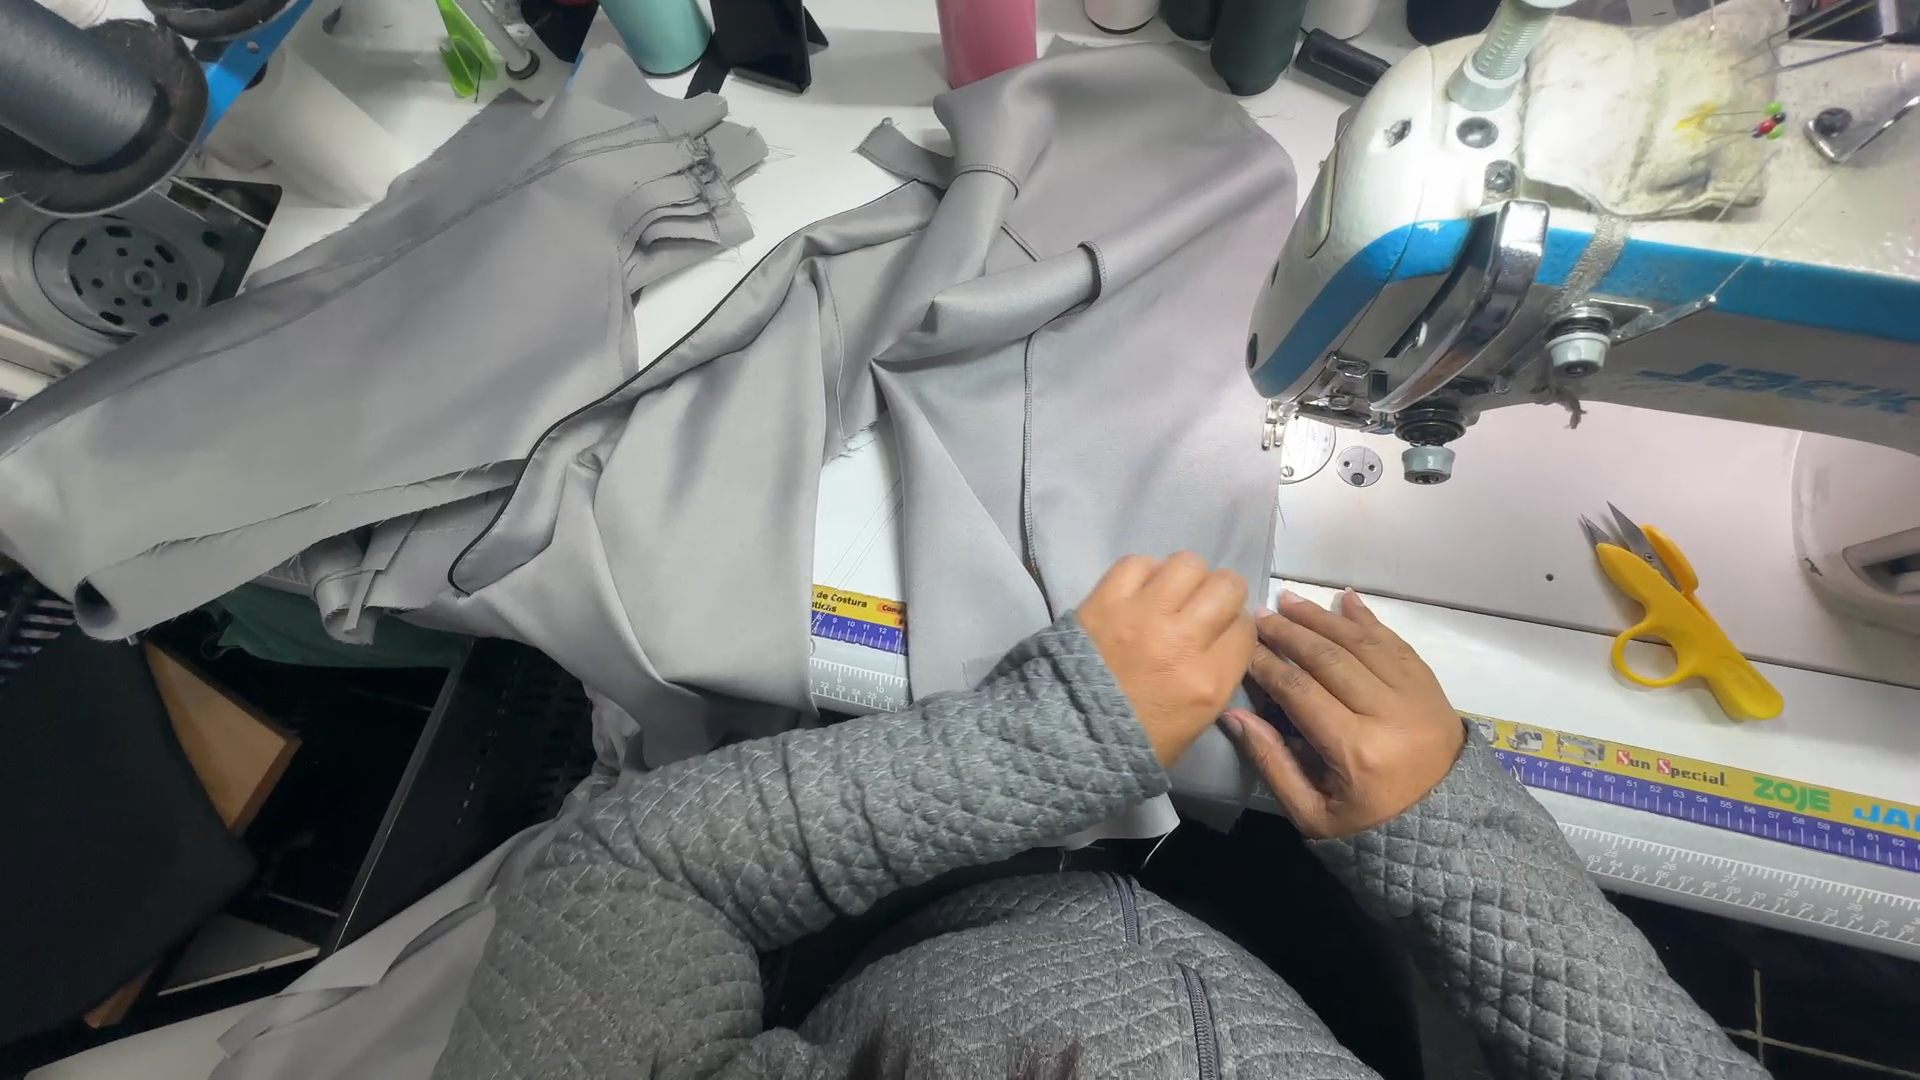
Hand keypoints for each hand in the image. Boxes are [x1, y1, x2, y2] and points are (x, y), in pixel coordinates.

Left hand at [1076, 554, 1257, 766]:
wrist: (1068, 735)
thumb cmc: (1135, 739)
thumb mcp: (1196, 723)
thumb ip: (1217, 676)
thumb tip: (1221, 638)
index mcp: (1208, 681)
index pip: (1245, 628)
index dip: (1235, 625)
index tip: (1220, 630)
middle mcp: (1181, 640)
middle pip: (1226, 586)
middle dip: (1221, 593)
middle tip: (1200, 605)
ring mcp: (1141, 616)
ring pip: (1187, 565)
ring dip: (1185, 577)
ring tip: (1170, 593)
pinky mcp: (1104, 601)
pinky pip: (1136, 562)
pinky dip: (1143, 571)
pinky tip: (1139, 589)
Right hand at [1221, 589, 1464, 837]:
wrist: (1454, 844)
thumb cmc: (1371, 832)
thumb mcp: (1311, 814)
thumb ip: (1271, 762)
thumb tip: (1234, 714)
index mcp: (1357, 752)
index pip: (1299, 690)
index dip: (1265, 664)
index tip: (1240, 645)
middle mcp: (1391, 716)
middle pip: (1329, 659)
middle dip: (1289, 632)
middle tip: (1258, 615)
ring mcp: (1419, 700)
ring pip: (1363, 644)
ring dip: (1322, 618)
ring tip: (1289, 600)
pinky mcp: (1435, 692)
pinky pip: (1398, 646)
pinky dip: (1370, 620)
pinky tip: (1346, 600)